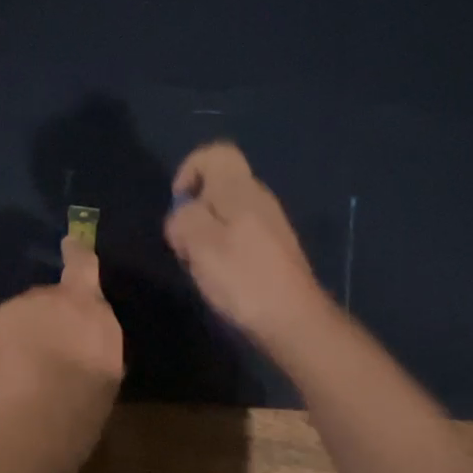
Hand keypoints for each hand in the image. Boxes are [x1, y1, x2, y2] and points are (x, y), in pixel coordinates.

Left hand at [0, 235, 124, 420]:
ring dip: (32, 324)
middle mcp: (59, 292)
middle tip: (56, 344)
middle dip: (54, 312)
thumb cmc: (90, 389)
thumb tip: (85, 329)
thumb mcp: (110, 356)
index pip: (84, 264)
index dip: (77, 251)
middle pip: (54, 295)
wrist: (48, 401)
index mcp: (91, 302)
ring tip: (35, 359)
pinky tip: (17, 360)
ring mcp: (29, 299)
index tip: (70, 240)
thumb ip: (97, 332)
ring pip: (30, 309)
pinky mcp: (4, 312)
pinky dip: (12, 333)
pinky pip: (11, 319)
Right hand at [165, 141, 335, 349]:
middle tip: (186, 242)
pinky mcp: (273, 248)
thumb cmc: (242, 279)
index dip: (189, 170)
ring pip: (225, 212)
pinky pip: (238, 233)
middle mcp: (259, 198)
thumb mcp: (198, 245)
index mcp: (240, 190)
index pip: (216, 153)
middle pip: (218, 185)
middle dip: (193, 209)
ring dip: (205, 233)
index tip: (179, 204)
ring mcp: (270, 223)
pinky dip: (222, 249)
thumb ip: (183, 219)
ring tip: (201, 264)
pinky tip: (221, 276)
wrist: (293, 320)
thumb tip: (182, 214)